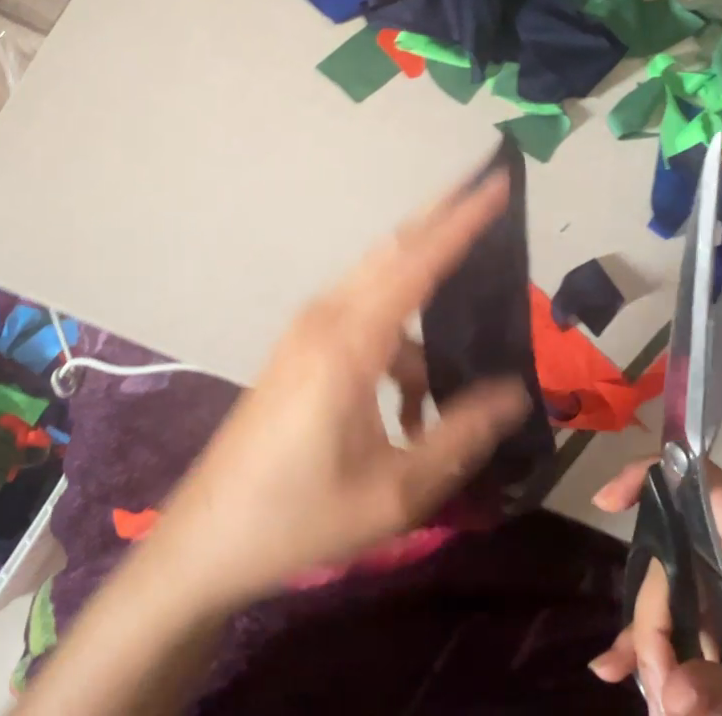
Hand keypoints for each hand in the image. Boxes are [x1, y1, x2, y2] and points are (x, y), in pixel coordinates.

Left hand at [139, 169, 531, 610]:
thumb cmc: (299, 518)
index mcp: (347, 345)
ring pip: (379, 287)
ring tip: (473, 319)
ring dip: (425, 296)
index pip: (416, 263)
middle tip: (493, 198)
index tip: (497, 181)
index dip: (461, 220)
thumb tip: (515, 392)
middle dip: (444, 222)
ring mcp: (305, 333)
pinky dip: (400, 343)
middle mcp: (323, 321)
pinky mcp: (298, 352)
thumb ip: (459, 434)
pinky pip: (363, 320)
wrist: (205, 540)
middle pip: (393, 252)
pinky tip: (416, 402)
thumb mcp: (394, 492)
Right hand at [589, 459, 721, 715]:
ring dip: (654, 637)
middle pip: (677, 552)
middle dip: (653, 617)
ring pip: (676, 585)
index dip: (651, 478)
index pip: (706, 486)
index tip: (605, 506)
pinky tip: (630, 672)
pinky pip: (690, 608)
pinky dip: (663, 641)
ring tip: (654, 698)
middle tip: (655, 683)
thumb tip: (672, 690)